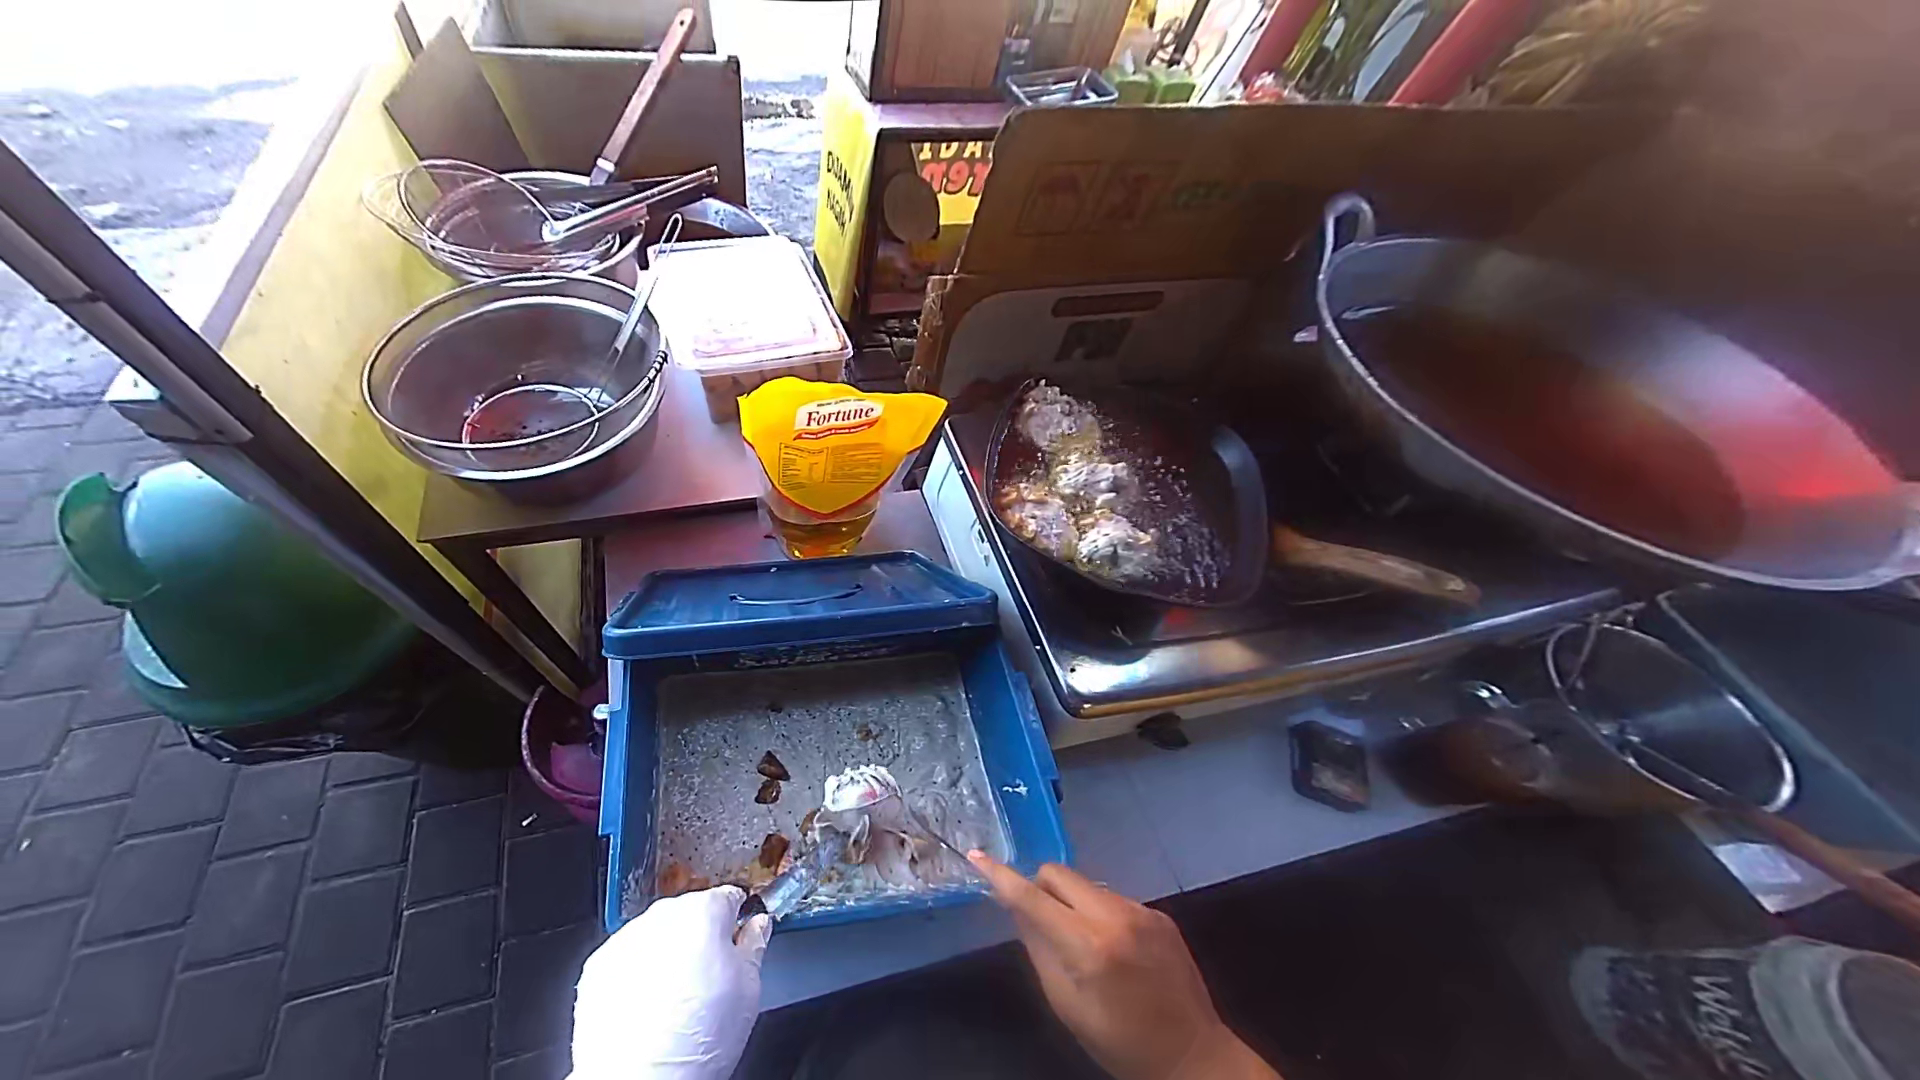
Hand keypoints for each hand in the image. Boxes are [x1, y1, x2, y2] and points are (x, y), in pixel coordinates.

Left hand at [572, 885, 771, 1079]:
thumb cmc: (695, 1041)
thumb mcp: (749, 988)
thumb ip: (755, 944)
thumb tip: (758, 926)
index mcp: (705, 911)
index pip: (729, 897)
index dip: (737, 919)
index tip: (738, 938)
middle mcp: (664, 916)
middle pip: (691, 912)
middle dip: (701, 936)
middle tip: (708, 978)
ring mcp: (627, 940)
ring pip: (658, 933)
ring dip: (668, 952)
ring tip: (675, 998)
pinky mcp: (598, 968)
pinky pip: (627, 957)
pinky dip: (637, 973)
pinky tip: (646, 1005)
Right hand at [969, 851, 1280, 1079]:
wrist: (1194, 1056)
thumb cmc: (1120, 1042)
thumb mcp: (1067, 1004)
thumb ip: (1038, 949)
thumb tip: (1016, 907)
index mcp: (1088, 945)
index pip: (1032, 898)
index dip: (1001, 877)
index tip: (977, 856)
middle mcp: (1115, 915)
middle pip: (1058, 874)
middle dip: (1041, 888)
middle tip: (1042, 922)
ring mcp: (1141, 910)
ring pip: (1086, 885)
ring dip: (1073, 902)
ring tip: (1085, 944)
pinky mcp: (1159, 913)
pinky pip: (1113, 898)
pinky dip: (1100, 914)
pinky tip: (1116, 950)